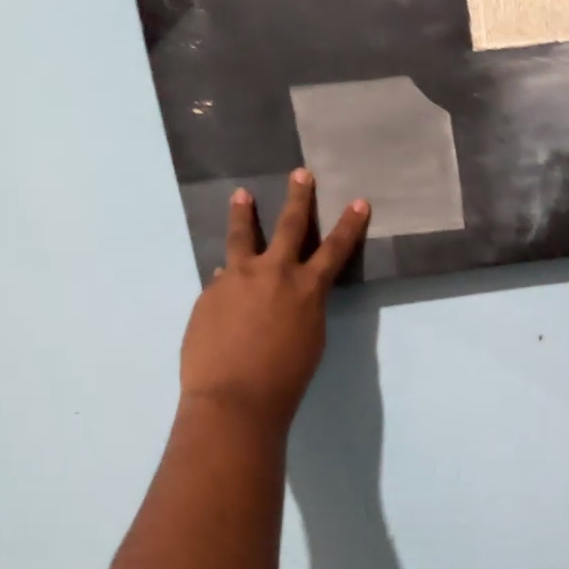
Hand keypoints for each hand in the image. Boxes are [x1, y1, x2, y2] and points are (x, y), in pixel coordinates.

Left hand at [179, 170, 369, 431]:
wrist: (235, 395)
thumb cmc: (286, 377)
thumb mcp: (309, 338)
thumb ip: (300, 307)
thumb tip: (279, 290)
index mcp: (308, 289)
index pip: (335, 249)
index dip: (350, 225)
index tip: (359, 201)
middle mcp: (274, 273)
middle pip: (289, 226)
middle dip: (298, 198)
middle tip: (301, 173)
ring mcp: (237, 278)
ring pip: (241, 236)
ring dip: (243, 213)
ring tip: (241, 195)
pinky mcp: (209, 293)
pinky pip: (222, 278)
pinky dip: (228, 276)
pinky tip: (226, 281)